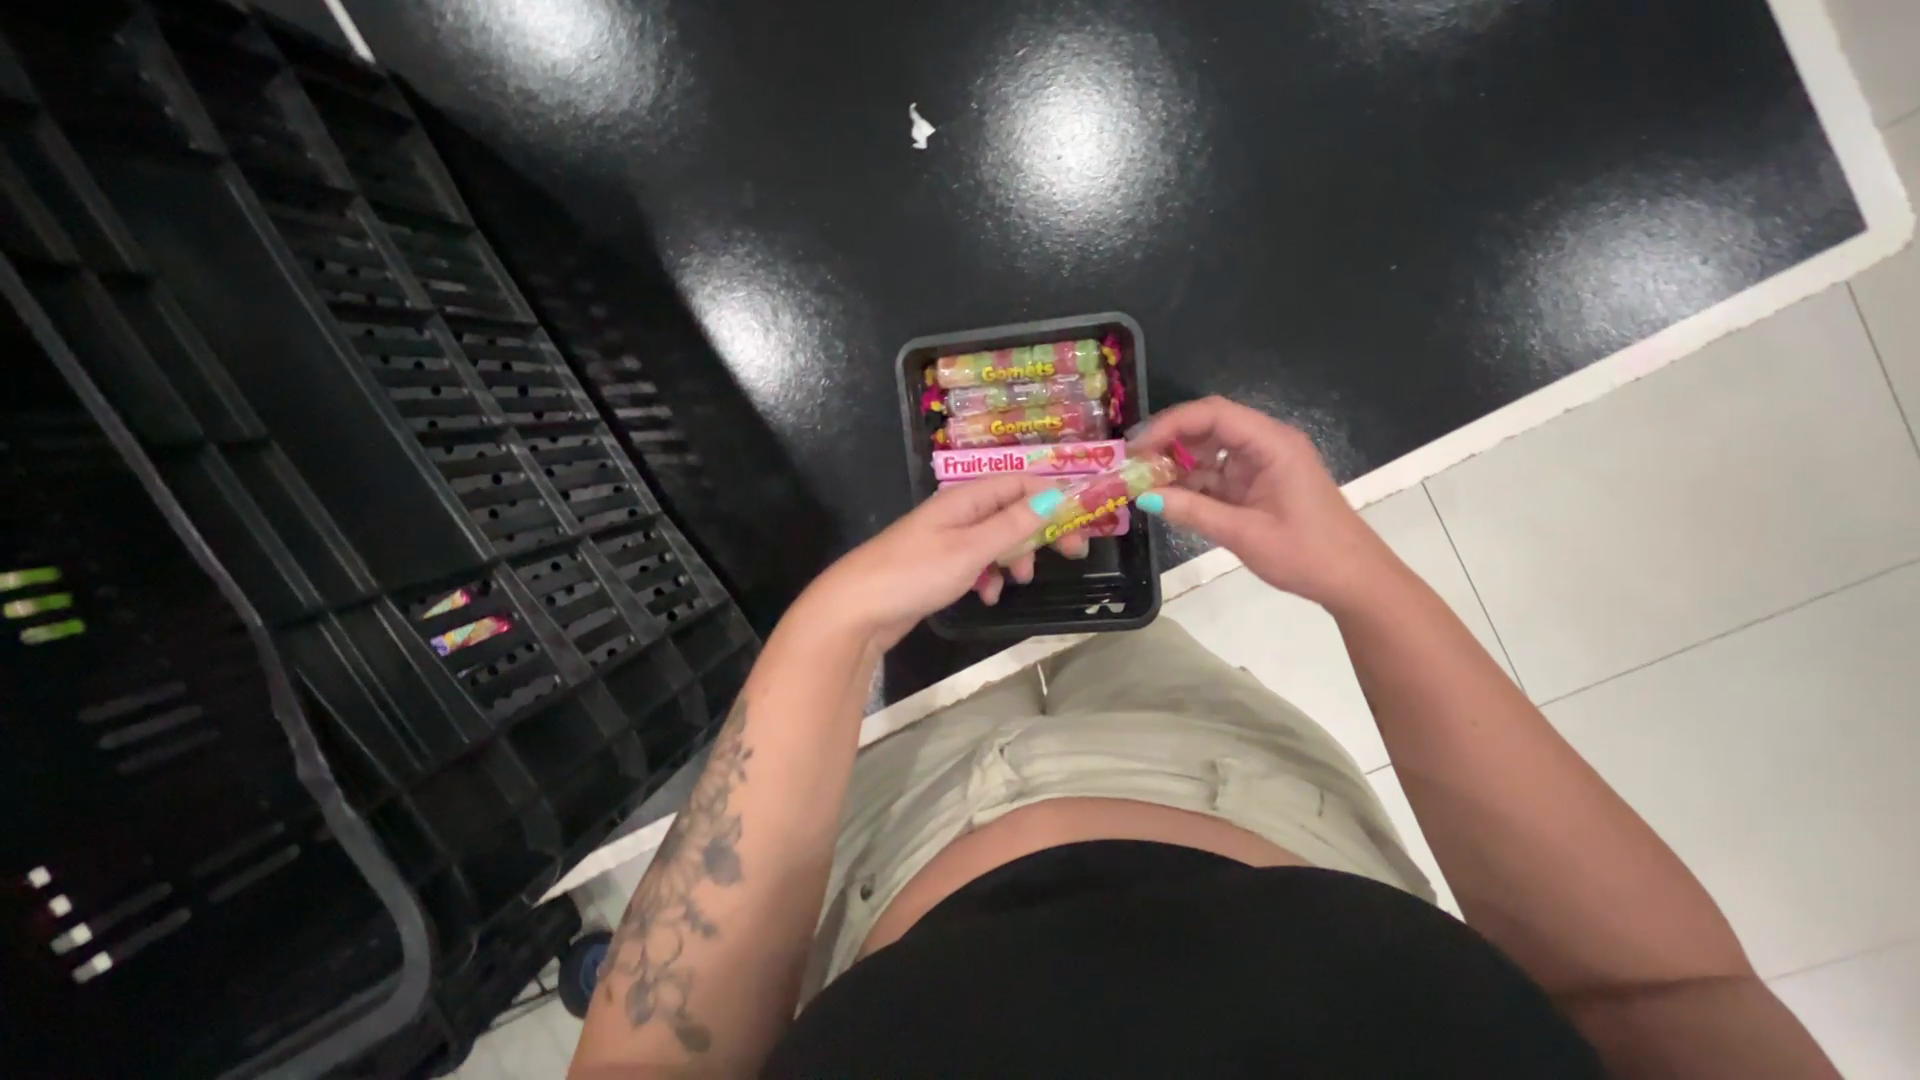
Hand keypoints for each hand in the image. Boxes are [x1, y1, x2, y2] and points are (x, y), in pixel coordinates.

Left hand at [800, 475, 1090, 649]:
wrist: (857, 610)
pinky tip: (987, 596)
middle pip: (1011, 510)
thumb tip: (1055, 498)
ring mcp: (945, 540)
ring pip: (996, 540)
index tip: (1083, 521)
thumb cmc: (915, 573)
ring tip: (1018, 583)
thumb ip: (1013, 525)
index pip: (1020, 482)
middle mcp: (956, 512)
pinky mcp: (937, 566)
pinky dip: (988, 577)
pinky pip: (976, 563)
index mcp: (964, 498)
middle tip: (1071, 554)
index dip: (1054, 497)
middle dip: (1040, 531)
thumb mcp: (971, 548)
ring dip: (1015, 558)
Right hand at [1134, 397, 1392, 609]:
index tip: (1137, 447)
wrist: (1354, 580)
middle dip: (1169, 442)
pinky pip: (1218, 474)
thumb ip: (1193, 511)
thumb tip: (1144, 496)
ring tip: (1142, 483)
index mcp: (1273, 444)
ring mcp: (1263, 465)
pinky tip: (1167, 497)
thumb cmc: (1307, 554)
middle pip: (1209, 426)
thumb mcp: (1244, 535)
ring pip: (1210, 450)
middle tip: (1132, 464)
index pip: (1214, 414)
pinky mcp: (1259, 485)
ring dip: (1178, 464)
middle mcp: (1267, 445)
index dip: (1171, 424)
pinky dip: (1192, 484)